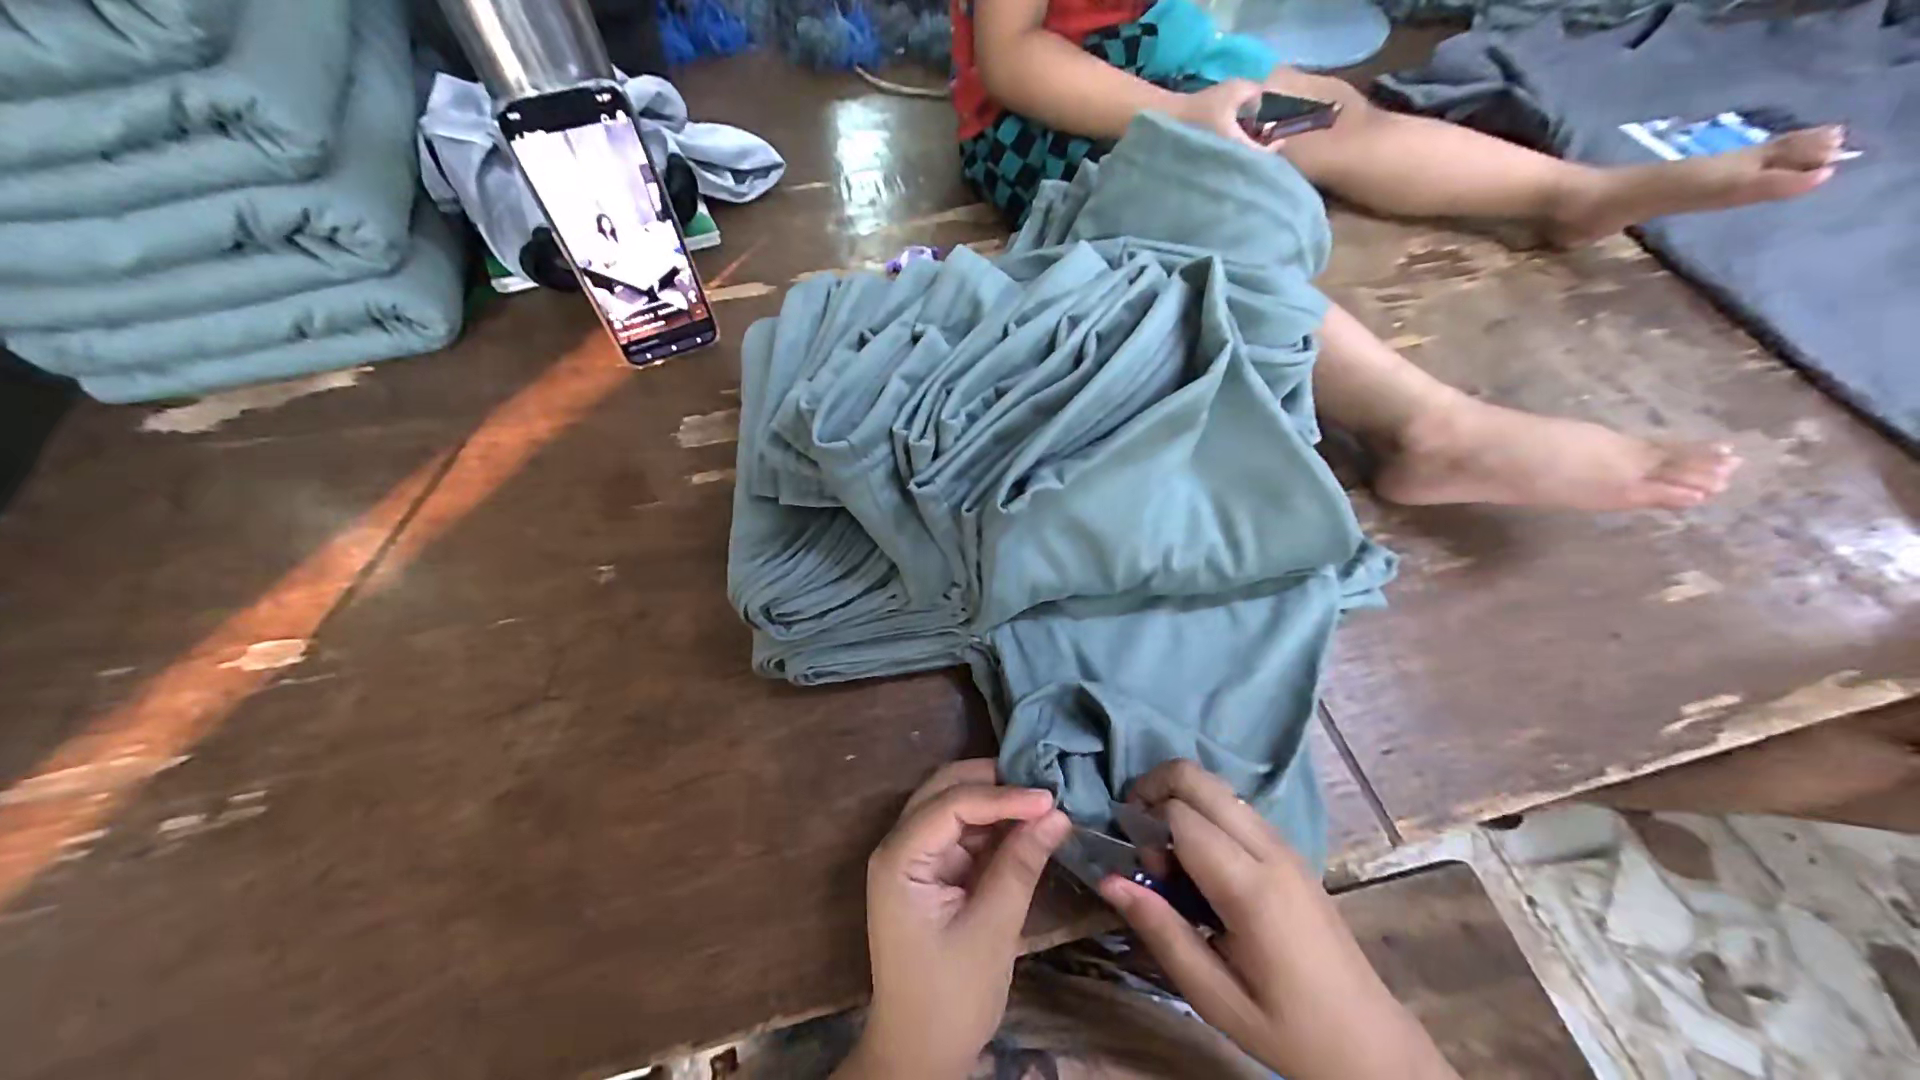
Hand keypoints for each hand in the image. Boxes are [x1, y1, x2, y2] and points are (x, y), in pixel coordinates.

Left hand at [837, 760, 1071, 1079]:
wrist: (920, 1052)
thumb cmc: (950, 998)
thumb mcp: (991, 931)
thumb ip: (1020, 866)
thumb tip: (1057, 815)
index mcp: (899, 858)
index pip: (951, 804)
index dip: (1003, 796)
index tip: (1051, 798)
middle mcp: (900, 846)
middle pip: (946, 790)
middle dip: (995, 783)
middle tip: (1046, 787)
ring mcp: (916, 857)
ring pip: (956, 805)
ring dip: (998, 801)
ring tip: (1045, 802)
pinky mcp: (934, 871)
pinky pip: (965, 833)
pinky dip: (996, 826)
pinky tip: (1028, 825)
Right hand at [1097, 761, 1458, 1079]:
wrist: (1370, 1042)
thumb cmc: (1287, 1029)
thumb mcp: (1214, 996)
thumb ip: (1160, 931)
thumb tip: (1107, 879)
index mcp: (1251, 888)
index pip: (1181, 815)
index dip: (1144, 823)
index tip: (1134, 861)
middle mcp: (1269, 850)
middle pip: (1198, 779)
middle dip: (1155, 788)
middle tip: (1137, 833)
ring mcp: (1284, 845)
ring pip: (1216, 785)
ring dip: (1179, 799)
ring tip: (1167, 854)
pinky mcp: (1289, 850)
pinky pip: (1234, 806)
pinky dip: (1202, 811)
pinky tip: (1197, 860)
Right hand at [1168, 79, 1272, 150]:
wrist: (1175, 116)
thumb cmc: (1205, 103)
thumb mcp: (1235, 88)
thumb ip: (1255, 92)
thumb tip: (1262, 101)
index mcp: (1236, 143)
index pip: (1260, 153)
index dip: (1273, 146)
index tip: (1281, 137)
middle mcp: (1229, 156)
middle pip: (1251, 158)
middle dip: (1261, 146)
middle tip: (1268, 134)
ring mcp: (1220, 158)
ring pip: (1242, 157)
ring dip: (1250, 146)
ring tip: (1254, 133)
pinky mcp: (1212, 155)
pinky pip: (1232, 154)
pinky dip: (1239, 145)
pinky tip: (1238, 134)